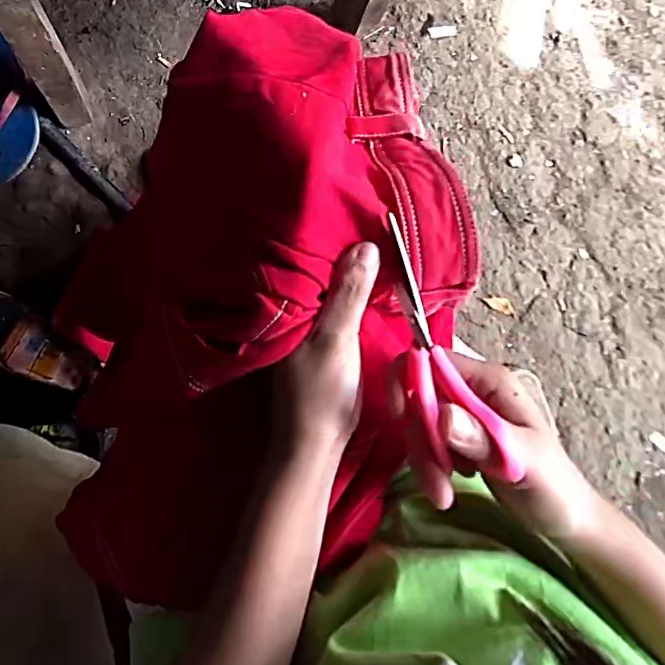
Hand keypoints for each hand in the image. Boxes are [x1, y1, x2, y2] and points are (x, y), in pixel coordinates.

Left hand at [273, 242, 378, 455]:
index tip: (361, 217)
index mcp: (287, 306)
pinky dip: (350, 299)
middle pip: (321, 273)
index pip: (309, 259)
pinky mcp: (317, 343)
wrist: (313, 446)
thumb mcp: (337, 338)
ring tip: (377, 252)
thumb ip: (349, 294)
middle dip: (344, 256)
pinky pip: (334, 309)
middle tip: (376, 230)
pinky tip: (368, 291)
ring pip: (329, 291)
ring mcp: (303, 329)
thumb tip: (366, 245)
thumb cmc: (321, 393)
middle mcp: (291, 312)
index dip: (334, 238)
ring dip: (350, 277)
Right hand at [403, 354, 604, 540]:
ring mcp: (465, 412)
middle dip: (420, 437)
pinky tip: (447, 489)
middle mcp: (474, 388)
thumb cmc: (554, 487)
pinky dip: (428, 466)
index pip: (430, 359)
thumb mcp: (524, 462)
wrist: (568, 519)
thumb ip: (484, 437)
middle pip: (420, 394)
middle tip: (436, 481)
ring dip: (423, 458)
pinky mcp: (459, 436)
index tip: (403, 419)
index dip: (409, 381)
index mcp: (490, 380)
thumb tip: (443, 414)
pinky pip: (427, 441)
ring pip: (420, 421)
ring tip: (443, 496)